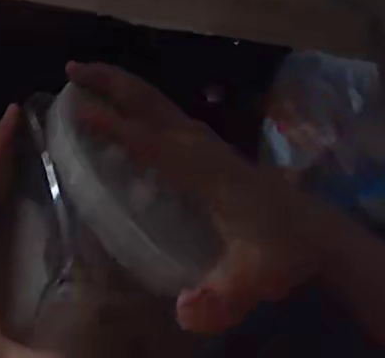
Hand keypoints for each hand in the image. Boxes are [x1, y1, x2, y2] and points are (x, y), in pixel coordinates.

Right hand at [66, 62, 319, 335]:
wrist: (315, 230)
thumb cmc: (279, 249)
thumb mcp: (254, 278)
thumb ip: (221, 296)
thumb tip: (182, 315)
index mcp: (199, 167)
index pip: (148, 141)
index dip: (112, 125)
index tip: (77, 110)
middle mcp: (193, 141)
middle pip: (144, 100)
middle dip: (106, 81)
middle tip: (70, 70)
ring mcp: (196, 135)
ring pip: (149, 96)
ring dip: (114, 80)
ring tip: (81, 72)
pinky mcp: (198, 137)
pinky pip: (155, 104)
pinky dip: (128, 92)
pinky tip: (116, 98)